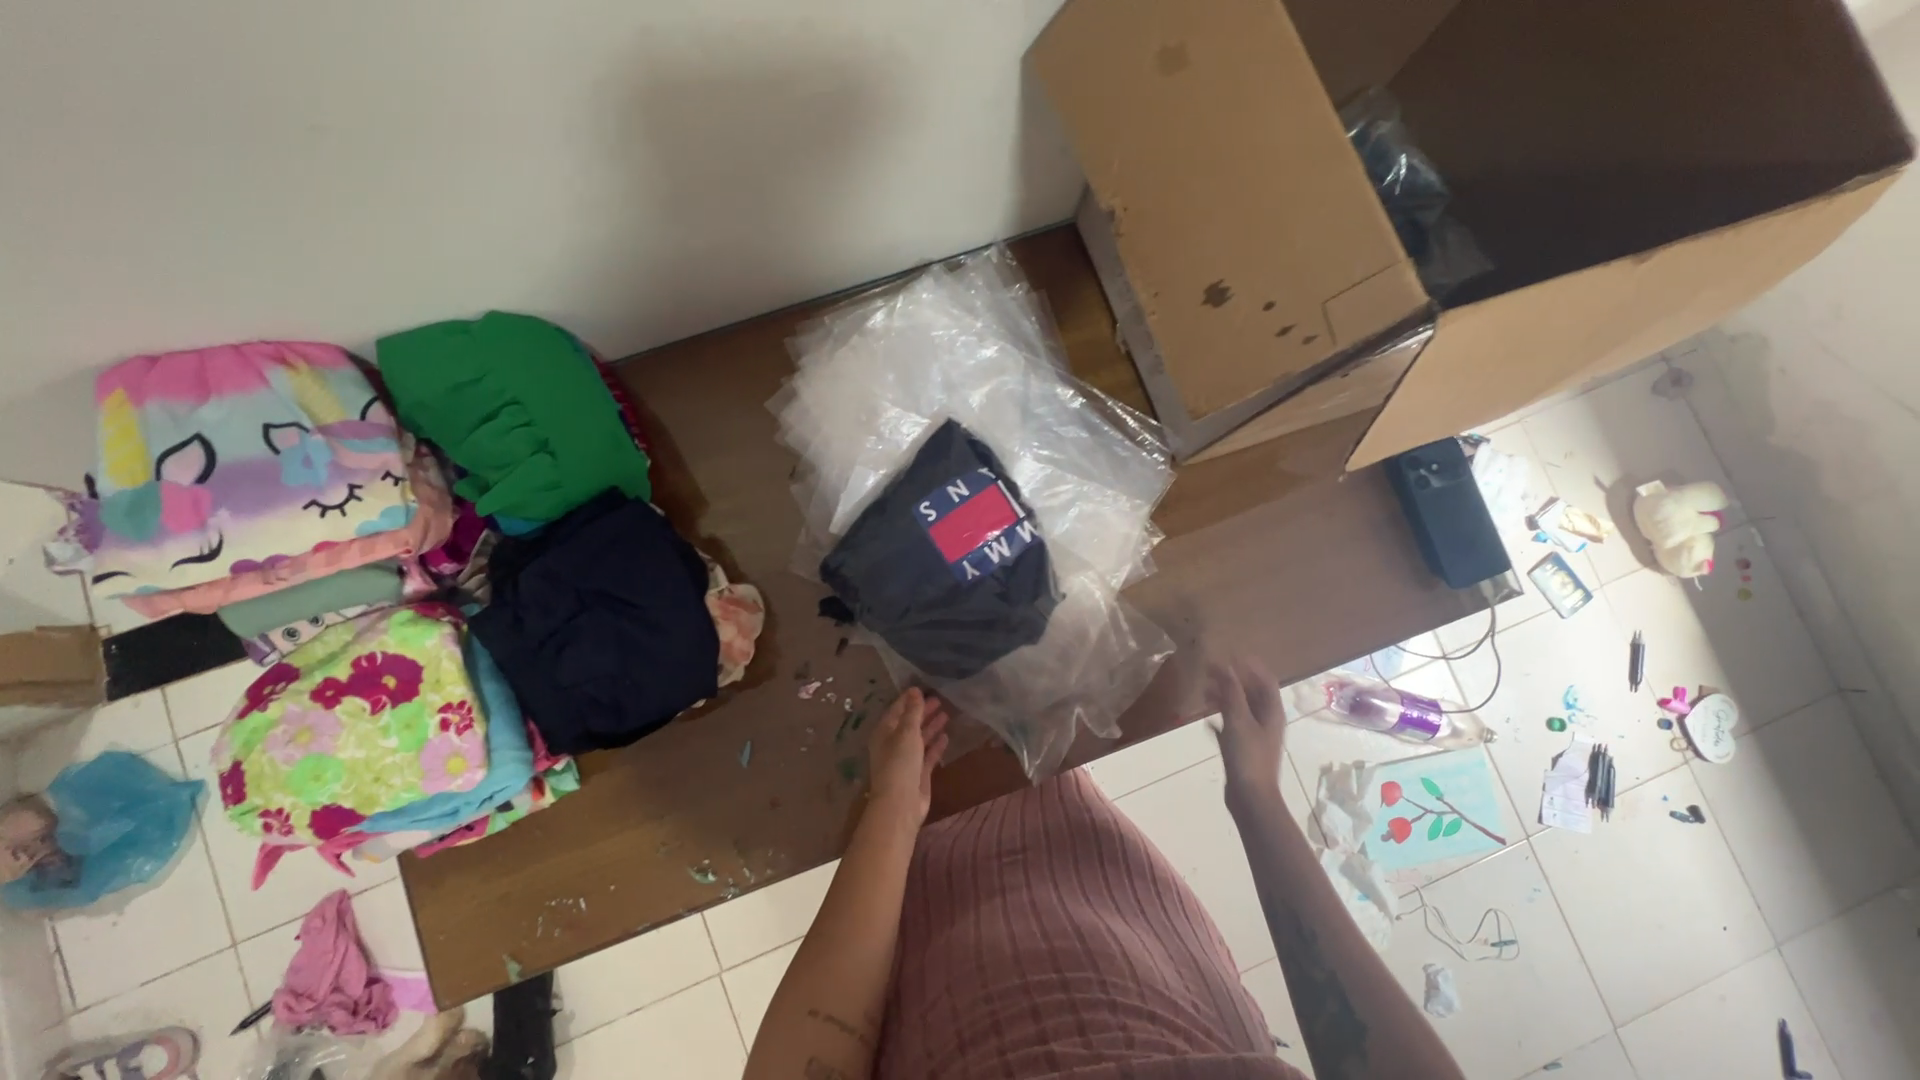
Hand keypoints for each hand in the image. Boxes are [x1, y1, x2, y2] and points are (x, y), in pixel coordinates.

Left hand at [866, 688, 949, 827]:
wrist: (901, 803)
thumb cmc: (899, 763)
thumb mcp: (906, 733)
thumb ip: (912, 712)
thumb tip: (914, 690)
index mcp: (884, 733)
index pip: (896, 710)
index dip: (909, 699)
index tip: (923, 687)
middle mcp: (893, 744)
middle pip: (909, 723)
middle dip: (923, 711)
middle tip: (940, 699)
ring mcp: (906, 759)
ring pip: (920, 738)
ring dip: (931, 726)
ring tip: (947, 713)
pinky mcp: (918, 773)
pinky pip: (928, 754)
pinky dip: (936, 745)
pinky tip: (946, 736)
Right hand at [1211, 659, 1287, 813]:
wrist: (1251, 799)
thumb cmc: (1248, 757)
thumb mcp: (1238, 721)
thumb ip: (1232, 693)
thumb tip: (1226, 666)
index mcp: (1271, 712)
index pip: (1264, 679)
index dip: (1249, 665)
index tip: (1230, 653)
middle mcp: (1267, 721)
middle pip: (1251, 693)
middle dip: (1232, 679)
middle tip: (1209, 669)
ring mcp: (1256, 736)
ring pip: (1240, 709)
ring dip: (1224, 697)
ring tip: (1204, 691)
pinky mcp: (1244, 749)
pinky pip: (1232, 727)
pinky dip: (1221, 719)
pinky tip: (1207, 721)